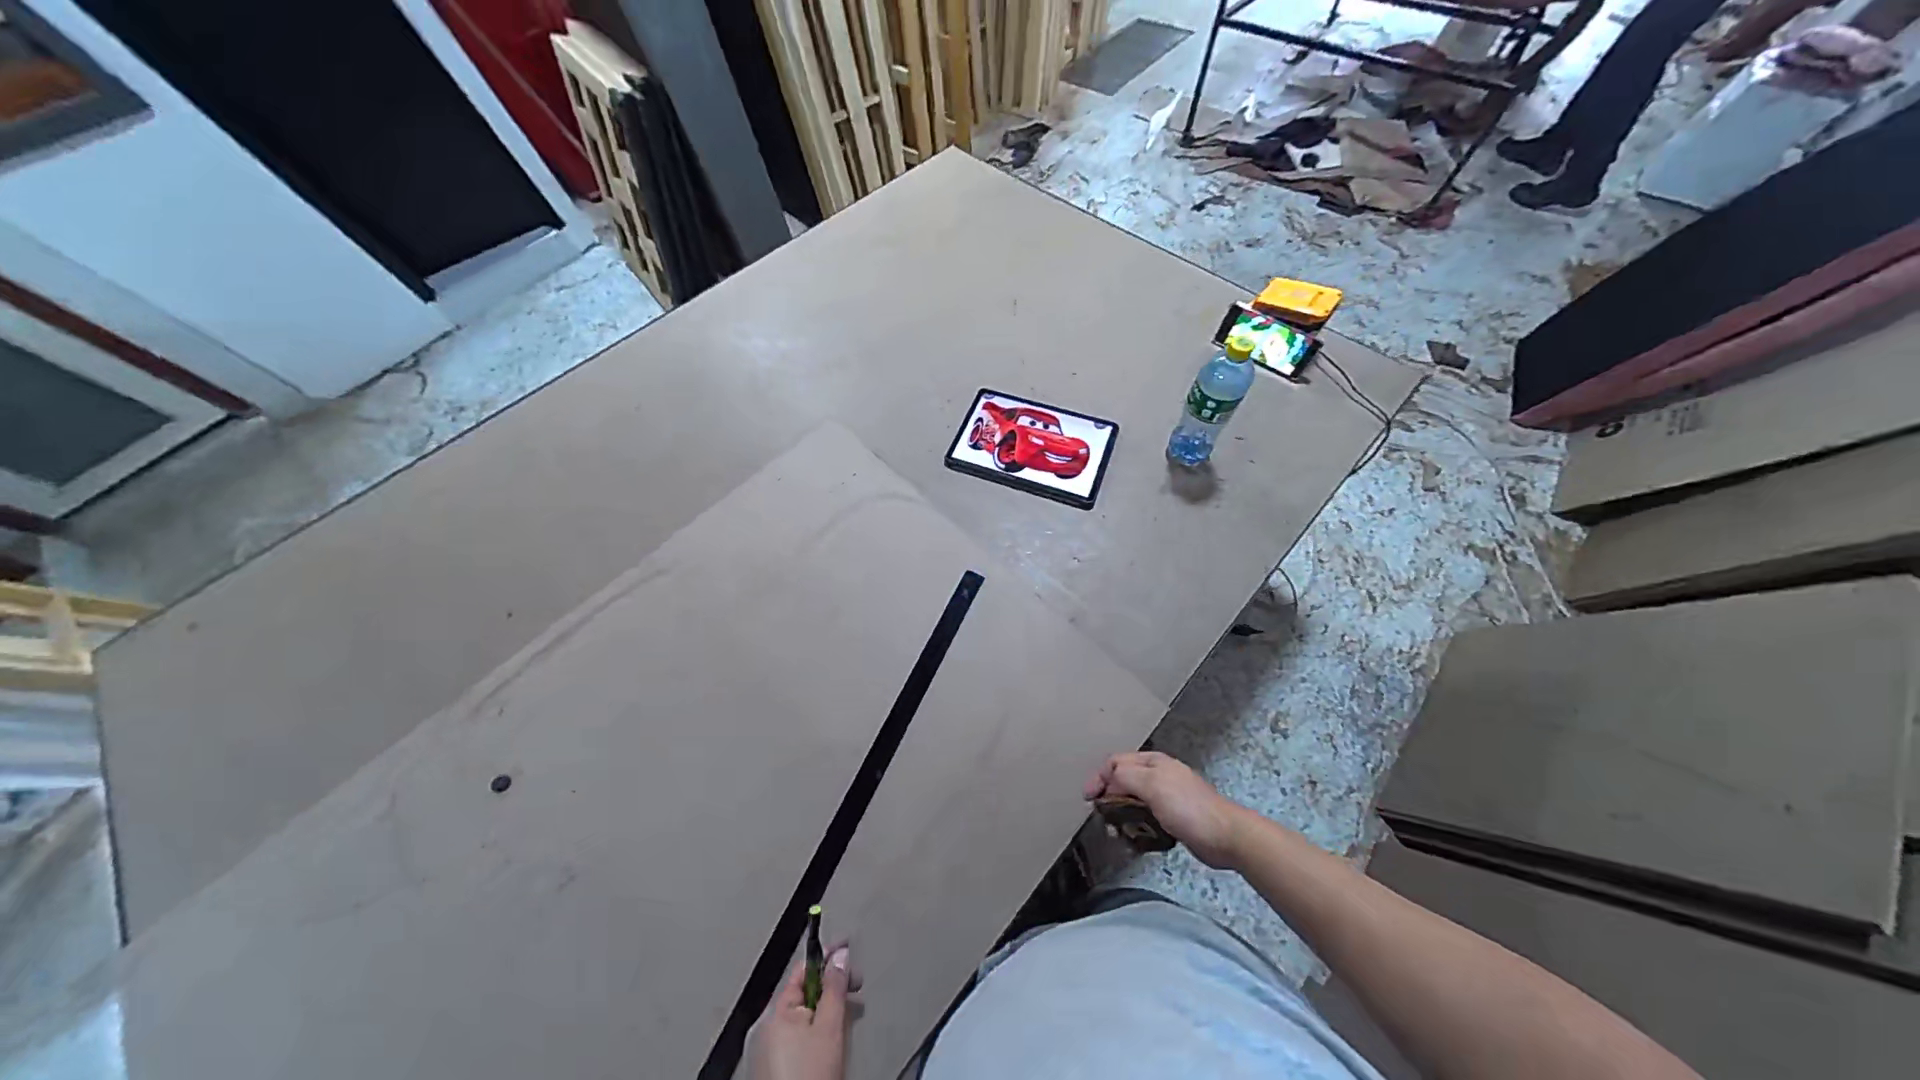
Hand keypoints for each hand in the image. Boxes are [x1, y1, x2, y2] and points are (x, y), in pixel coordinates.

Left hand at [750, 945, 854, 1079]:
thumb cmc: (810, 1079)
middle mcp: (765, 1028)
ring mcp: (766, 1051)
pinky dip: (814, 1034)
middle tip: (855, 990)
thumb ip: (836, 987)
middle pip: (803, 994)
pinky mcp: (772, 1070)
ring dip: (825, 1012)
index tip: (847, 949)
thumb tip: (840, 954)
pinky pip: (795, 1039)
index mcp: (775, 1012)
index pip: (803, 970)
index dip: (827, 959)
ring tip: (847, 1022)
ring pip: (801, 1017)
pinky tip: (831, 1045)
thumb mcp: (830, 1027)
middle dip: (830, 990)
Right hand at [1085, 751, 1253, 868]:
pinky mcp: (1171, 818)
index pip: (1116, 763)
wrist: (1225, 837)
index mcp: (1153, 762)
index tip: (1089, 799)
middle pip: (1122, 782)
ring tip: (1118, 833)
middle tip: (1103, 818)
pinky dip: (1136, 827)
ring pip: (1132, 803)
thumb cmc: (1187, 808)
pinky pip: (1144, 819)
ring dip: (1121, 817)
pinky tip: (1135, 839)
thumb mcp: (1152, 785)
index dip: (1099, 778)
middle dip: (1108, 799)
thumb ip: (1125, 776)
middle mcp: (1158, 776)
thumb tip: (1107, 780)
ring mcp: (1165, 798)